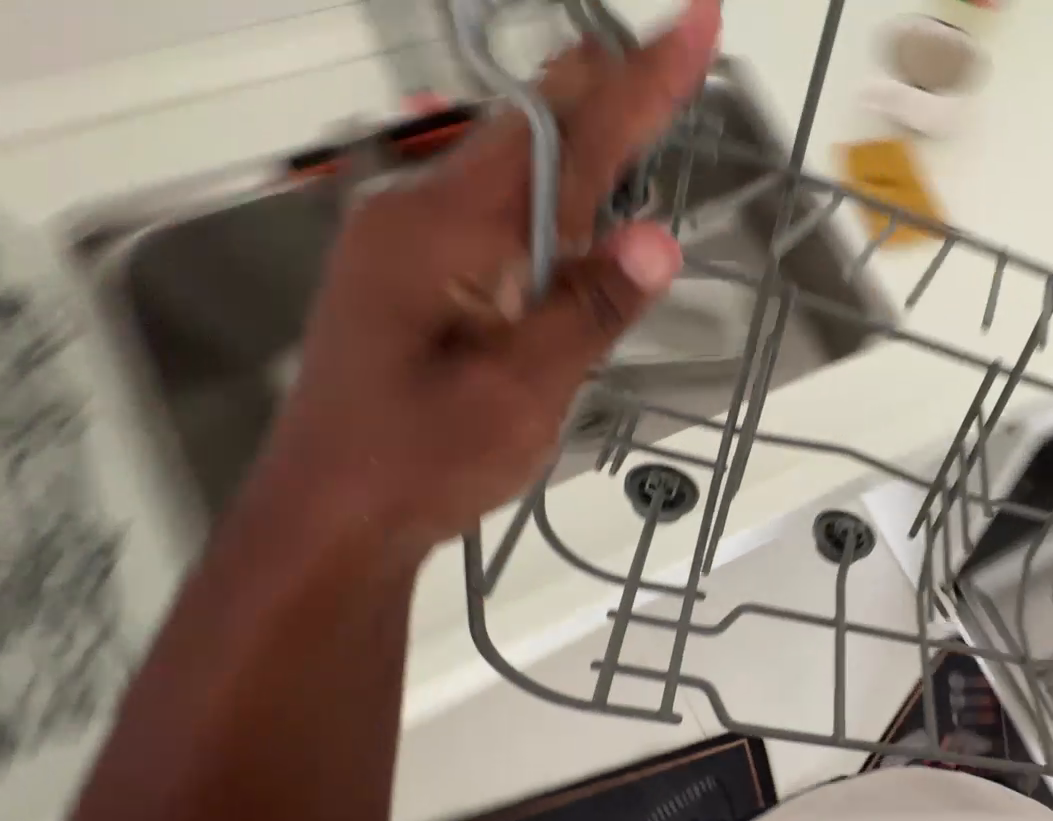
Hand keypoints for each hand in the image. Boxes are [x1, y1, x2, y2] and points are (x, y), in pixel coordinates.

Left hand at [258, 0, 720, 552]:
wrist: (335, 515)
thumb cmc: (420, 460)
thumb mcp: (520, 391)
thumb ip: (589, 311)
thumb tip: (658, 241)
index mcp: (445, 228)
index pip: (561, 135)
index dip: (637, 80)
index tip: (694, 23)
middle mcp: (427, 214)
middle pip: (539, 133)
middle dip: (615, 90)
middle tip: (682, 53)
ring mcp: (421, 243)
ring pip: (525, 176)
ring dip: (595, 146)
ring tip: (651, 112)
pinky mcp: (426, 275)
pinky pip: (509, 218)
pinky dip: (566, 200)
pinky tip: (593, 205)